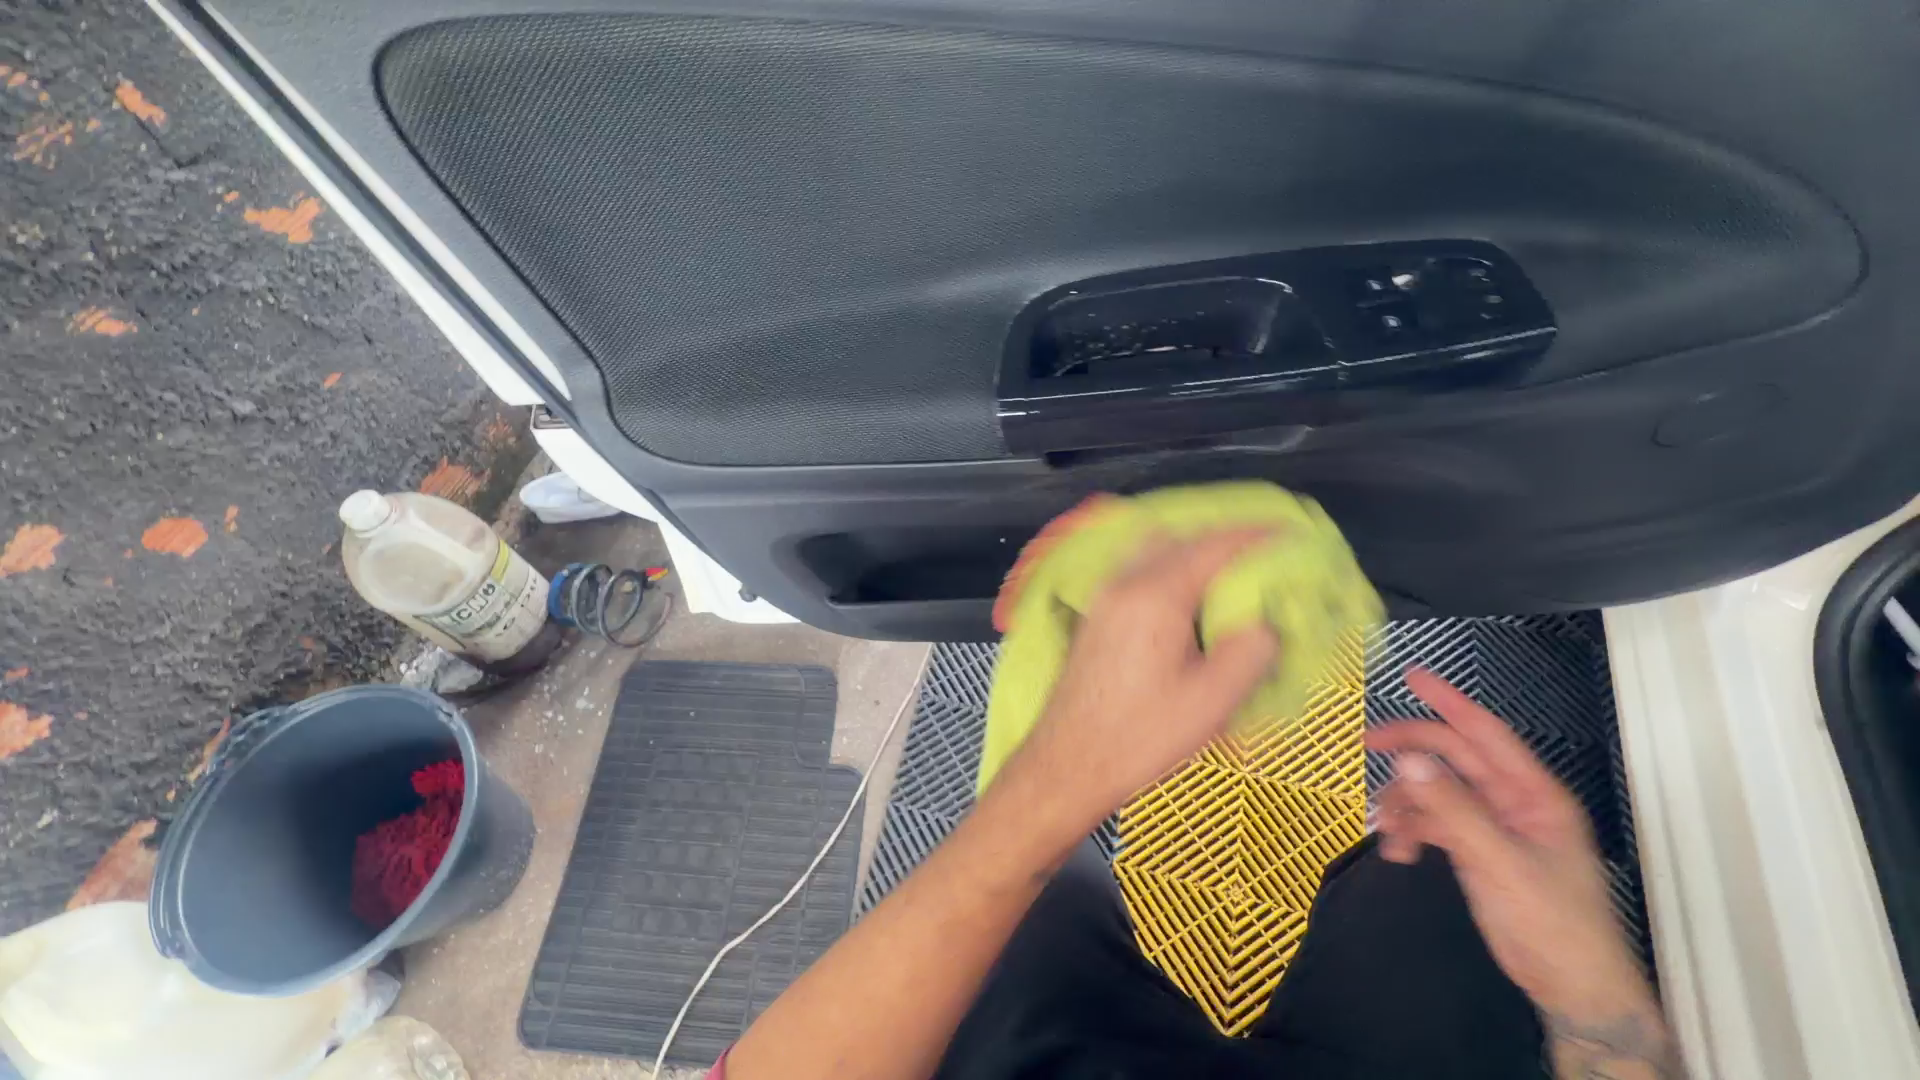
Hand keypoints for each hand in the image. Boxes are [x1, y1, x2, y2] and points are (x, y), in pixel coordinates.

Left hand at [1001, 530, 1280, 827]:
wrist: (1067, 762)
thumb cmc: (1139, 736)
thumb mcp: (1212, 700)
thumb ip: (1251, 650)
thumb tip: (1265, 623)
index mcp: (1155, 596)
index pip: (1214, 546)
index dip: (1257, 536)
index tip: (1291, 535)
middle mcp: (1124, 583)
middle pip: (1183, 540)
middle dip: (1227, 540)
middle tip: (1266, 553)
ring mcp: (1104, 597)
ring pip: (1156, 550)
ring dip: (1195, 551)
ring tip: (1231, 571)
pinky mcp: (1096, 615)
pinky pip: (1139, 570)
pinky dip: (1170, 567)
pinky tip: (1187, 596)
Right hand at [1367, 669, 1654, 1024]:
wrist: (1570, 988)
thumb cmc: (1553, 924)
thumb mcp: (1499, 862)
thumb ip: (1452, 810)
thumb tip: (1407, 760)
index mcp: (1535, 794)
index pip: (1487, 734)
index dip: (1450, 702)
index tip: (1413, 676)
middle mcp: (1512, 800)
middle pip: (1453, 758)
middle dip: (1410, 750)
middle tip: (1366, 742)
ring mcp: (1491, 824)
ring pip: (1434, 791)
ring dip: (1404, 805)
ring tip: (1387, 832)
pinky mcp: (1474, 848)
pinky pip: (1431, 822)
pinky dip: (1409, 831)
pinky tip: (1398, 853)